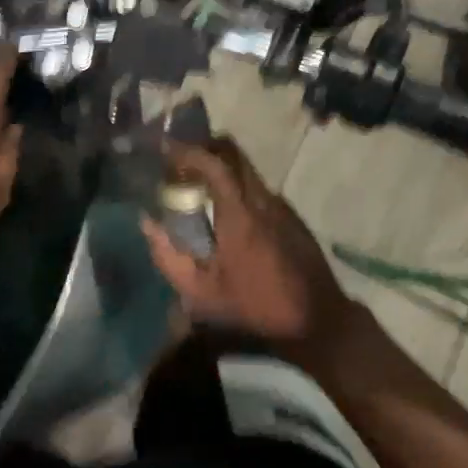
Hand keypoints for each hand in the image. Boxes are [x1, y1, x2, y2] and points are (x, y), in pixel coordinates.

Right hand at [142, 138, 354, 347]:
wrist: (319, 320)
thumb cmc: (257, 306)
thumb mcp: (202, 293)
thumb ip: (169, 257)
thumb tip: (148, 224)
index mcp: (240, 214)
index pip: (214, 164)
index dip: (187, 150)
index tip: (164, 148)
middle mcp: (262, 199)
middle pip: (233, 153)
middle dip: (203, 147)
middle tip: (178, 160)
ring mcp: (280, 205)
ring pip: (245, 168)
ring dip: (220, 167)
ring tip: (197, 186)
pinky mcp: (291, 216)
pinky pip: (256, 187)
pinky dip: (236, 186)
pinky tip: (225, 213)